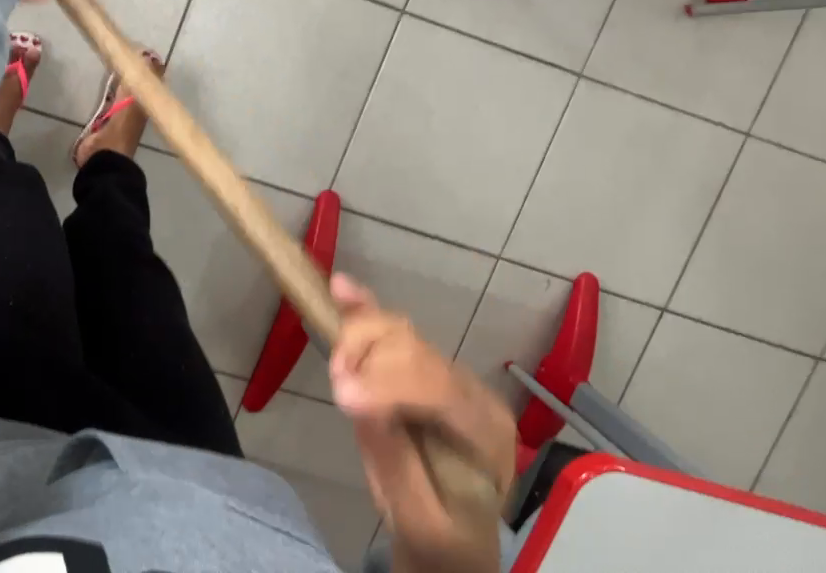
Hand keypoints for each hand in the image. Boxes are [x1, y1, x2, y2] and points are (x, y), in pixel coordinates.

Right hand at [328, 274, 514, 572]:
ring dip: (359, 340)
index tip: (343, 397)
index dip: (388, 384)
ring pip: (399, 334)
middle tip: (338, 393)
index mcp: (486, 431)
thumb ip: (395, 462)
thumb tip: (358, 401)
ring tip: (338, 369)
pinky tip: (342, 288)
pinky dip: (363, 309)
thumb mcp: (421, 520)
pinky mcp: (420, 366)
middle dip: (369, 361)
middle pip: (415, 353)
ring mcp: (448, 374)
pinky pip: (392, 330)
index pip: (440, 389)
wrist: (453, 538)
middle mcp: (473, 391)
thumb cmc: (441, 535)